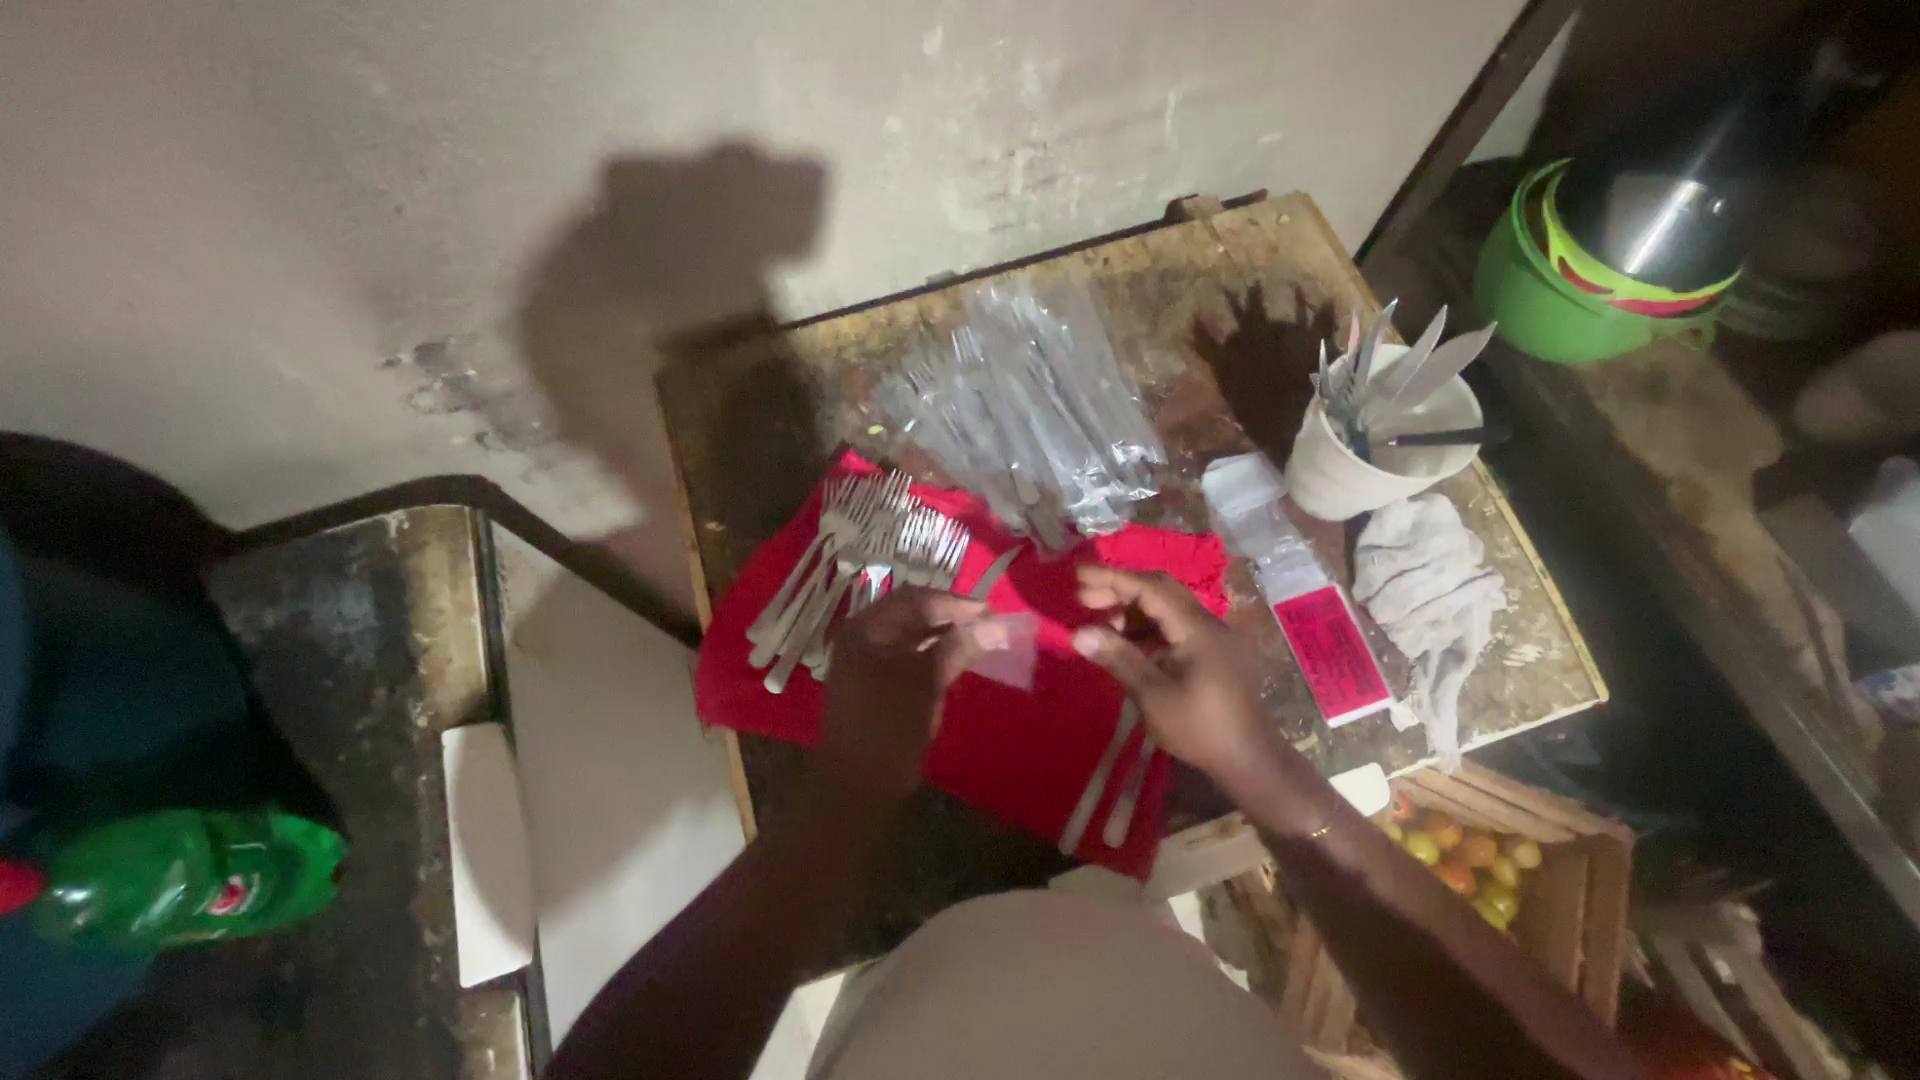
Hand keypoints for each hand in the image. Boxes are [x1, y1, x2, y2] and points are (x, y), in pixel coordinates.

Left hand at [818, 587, 996, 799]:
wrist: (857, 787)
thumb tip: (1000, 622)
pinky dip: (934, 656)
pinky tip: (958, 663)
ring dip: (945, 637)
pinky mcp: (875, 686)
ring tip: (981, 642)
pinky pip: (908, 659)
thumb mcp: (926, 681)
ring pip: (912, 637)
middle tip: (990, 626)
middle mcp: (862, 638)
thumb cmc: (888, 727)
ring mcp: (866, 663)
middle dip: (952, 618)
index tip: (993, 613)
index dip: (956, 603)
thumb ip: (960, 646)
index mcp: (865, 629)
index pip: (916, 599)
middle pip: (913, 615)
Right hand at [1071, 565, 1272, 782]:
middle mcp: (1207, 623)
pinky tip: (1126, 644)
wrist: (1248, 760)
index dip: (1113, 578)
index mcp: (1196, 628)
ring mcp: (1211, 638)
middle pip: (1160, 590)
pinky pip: (1174, 627)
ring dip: (1132, 610)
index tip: (1079, 574)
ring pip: (1167, 608)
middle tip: (1084, 599)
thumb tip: (1078, 633)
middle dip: (1121, 589)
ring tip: (1101, 626)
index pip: (1150, 588)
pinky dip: (1146, 629)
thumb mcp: (1153, 694)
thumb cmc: (1200, 728)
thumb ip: (1118, 658)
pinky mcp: (1210, 654)